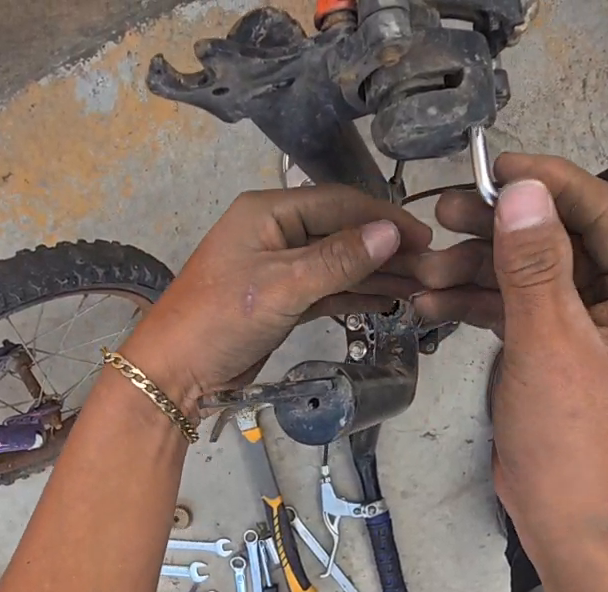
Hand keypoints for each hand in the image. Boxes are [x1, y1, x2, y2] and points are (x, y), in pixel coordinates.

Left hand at [122, 186, 431, 411]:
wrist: (176, 372)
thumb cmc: (221, 320)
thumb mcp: (283, 286)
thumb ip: (338, 260)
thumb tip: (391, 234)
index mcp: (269, 212)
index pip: (339, 204)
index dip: (384, 220)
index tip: (425, 238)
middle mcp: (275, 232)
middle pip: (342, 233)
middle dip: (385, 250)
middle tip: (431, 268)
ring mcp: (278, 268)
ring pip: (337, 265)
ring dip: (375, 275)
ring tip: (420, 286)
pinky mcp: (281, 301)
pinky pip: (326, 290)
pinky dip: (354, 295)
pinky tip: (387, 300)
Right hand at [402, 155, 607, 541]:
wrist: (564, 515)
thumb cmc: (569, 443)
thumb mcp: (547, 345)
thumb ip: (534, 264)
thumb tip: (524, 193)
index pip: (604, 212)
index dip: (548, 184)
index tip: (494, 169)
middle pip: (564, 240)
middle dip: (501, 230)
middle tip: (447, 215)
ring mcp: (599, 324)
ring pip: (537, 273)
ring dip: (482, 271)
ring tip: (428, 270)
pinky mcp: (566, 346)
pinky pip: (526, 307)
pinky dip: (485, 304)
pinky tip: (438, 301)